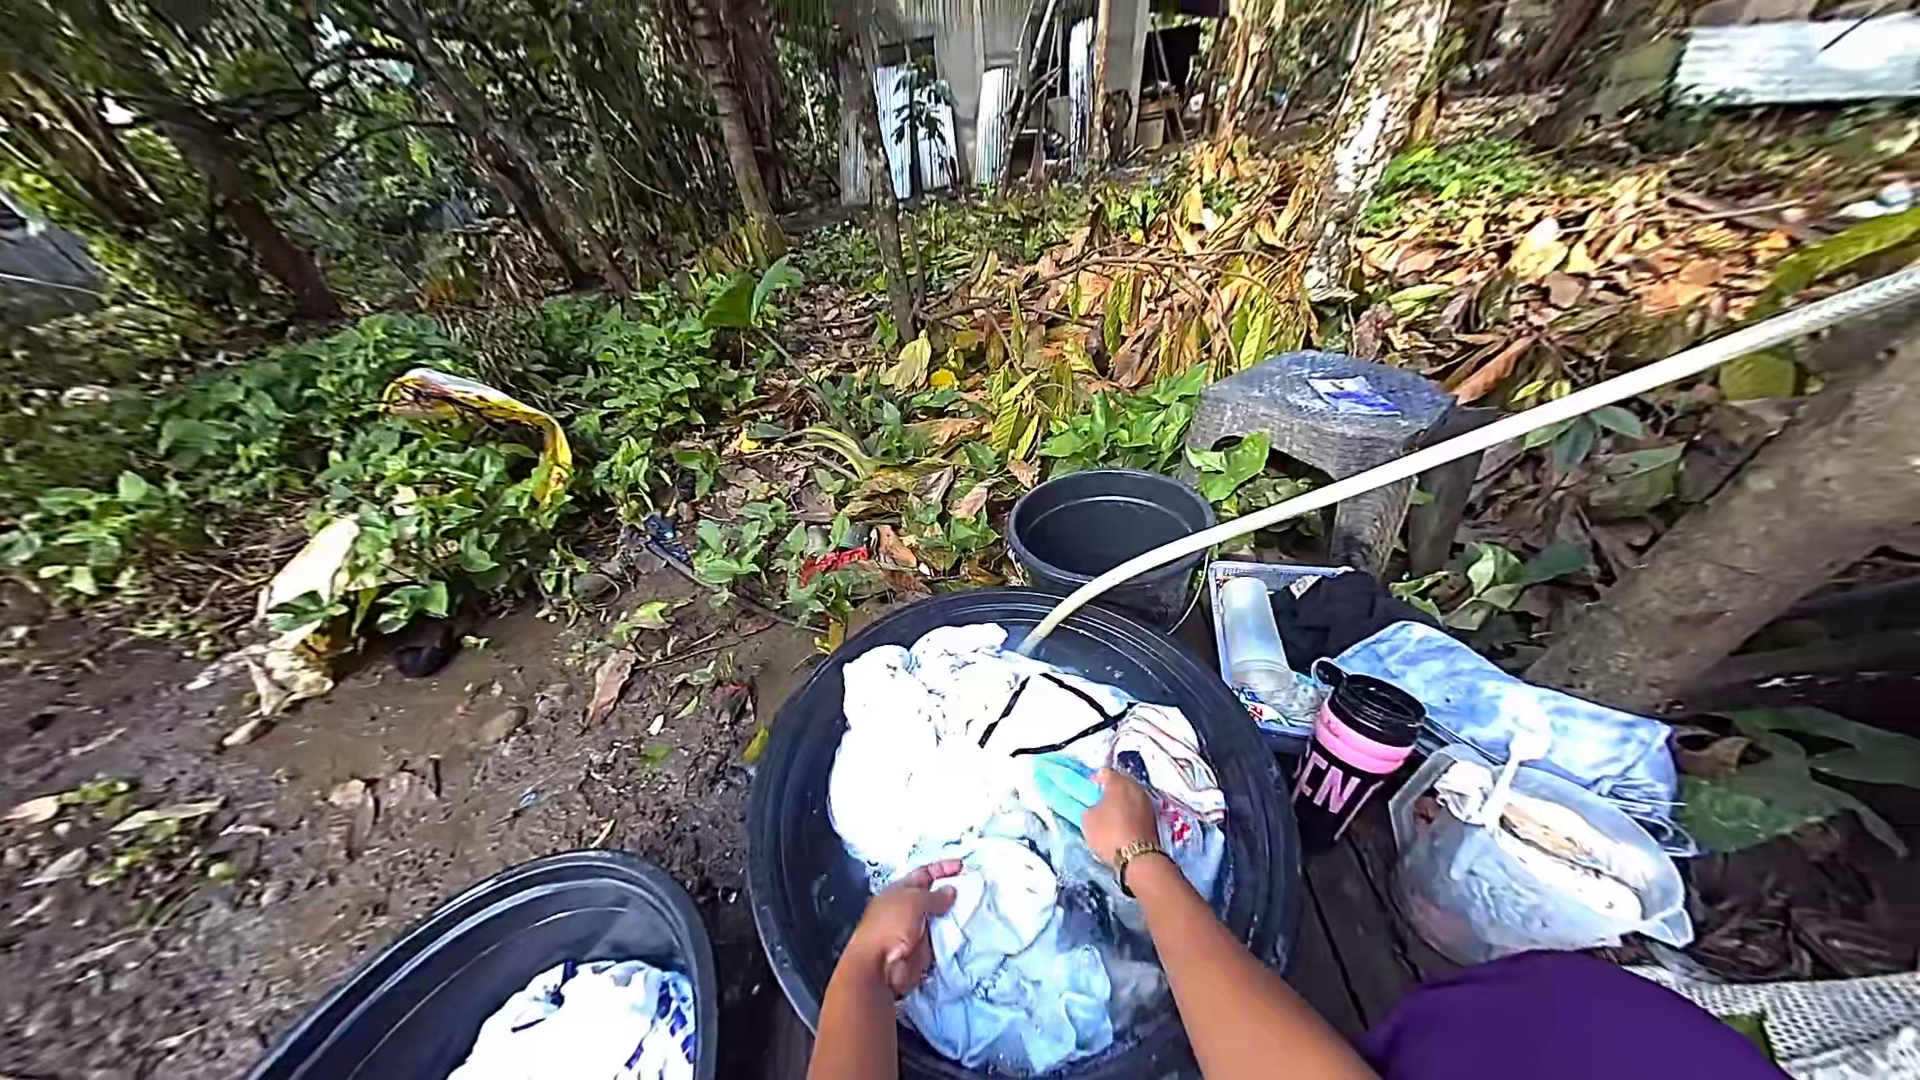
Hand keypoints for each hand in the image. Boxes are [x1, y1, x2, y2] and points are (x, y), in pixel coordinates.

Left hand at [844, 859, 961, 997]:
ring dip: (956, 913)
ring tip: (977, 907)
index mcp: (902, 889)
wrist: (879, 968)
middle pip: (936, 895)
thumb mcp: (912, 902)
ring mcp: (918, 928)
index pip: (925, 873)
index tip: (961, 866)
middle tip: (974, 888)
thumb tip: (951, 890)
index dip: (942, 868)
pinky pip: (944, 937)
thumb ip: (934, 896)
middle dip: (953, 891)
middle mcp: (910, 907)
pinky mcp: (926, 949)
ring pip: (942, 916)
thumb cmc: (890, 925)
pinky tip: (969, 928)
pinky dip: (955, 934)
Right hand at [1083, 768, 1160, 869]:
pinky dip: (1132, 811)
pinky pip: (1138, 808)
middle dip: (1113, 788)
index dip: (1097, 778)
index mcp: (1119, 783)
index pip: (1106, 772)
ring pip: (1132, 795)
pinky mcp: (1154, 819)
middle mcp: (1136, 788)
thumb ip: (1091, 807)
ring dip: (1124, 800)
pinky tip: (1124, 822)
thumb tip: (1096, 808)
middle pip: (1122, 782)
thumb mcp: (1088, 820)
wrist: (1139, 859)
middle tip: (1102, 798)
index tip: (1091, 787)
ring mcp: (1147, 803)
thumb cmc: (1109, 834)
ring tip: (1113, 812)